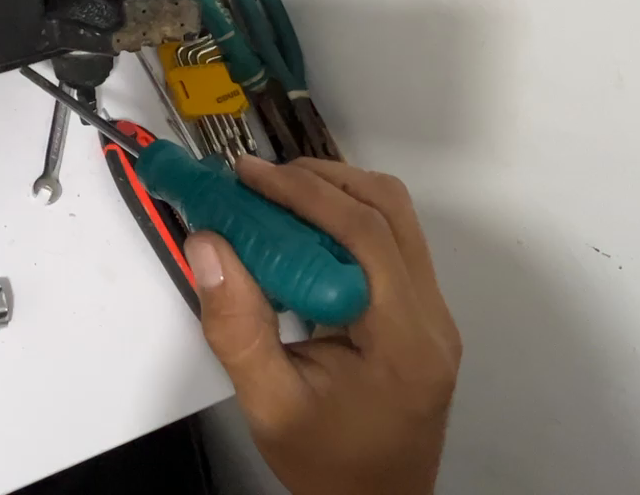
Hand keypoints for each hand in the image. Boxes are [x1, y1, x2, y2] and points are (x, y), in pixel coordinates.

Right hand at [185, 158, 461, 494]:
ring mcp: (433, 312)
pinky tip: (300, 227)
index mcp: (404, 341)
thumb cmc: (325, 463)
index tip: (246, 175)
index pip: (366, 235)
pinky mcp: (421, 311)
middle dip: (318, 179)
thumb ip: (236, 327)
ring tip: (274, 195)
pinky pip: (390, 237)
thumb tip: (206, 243)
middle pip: (389, 209)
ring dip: (334, 190)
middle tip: (256, 181)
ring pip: (394, 214)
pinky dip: (343, 214)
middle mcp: (432, 316)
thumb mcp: (269, 404)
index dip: (305, 193)